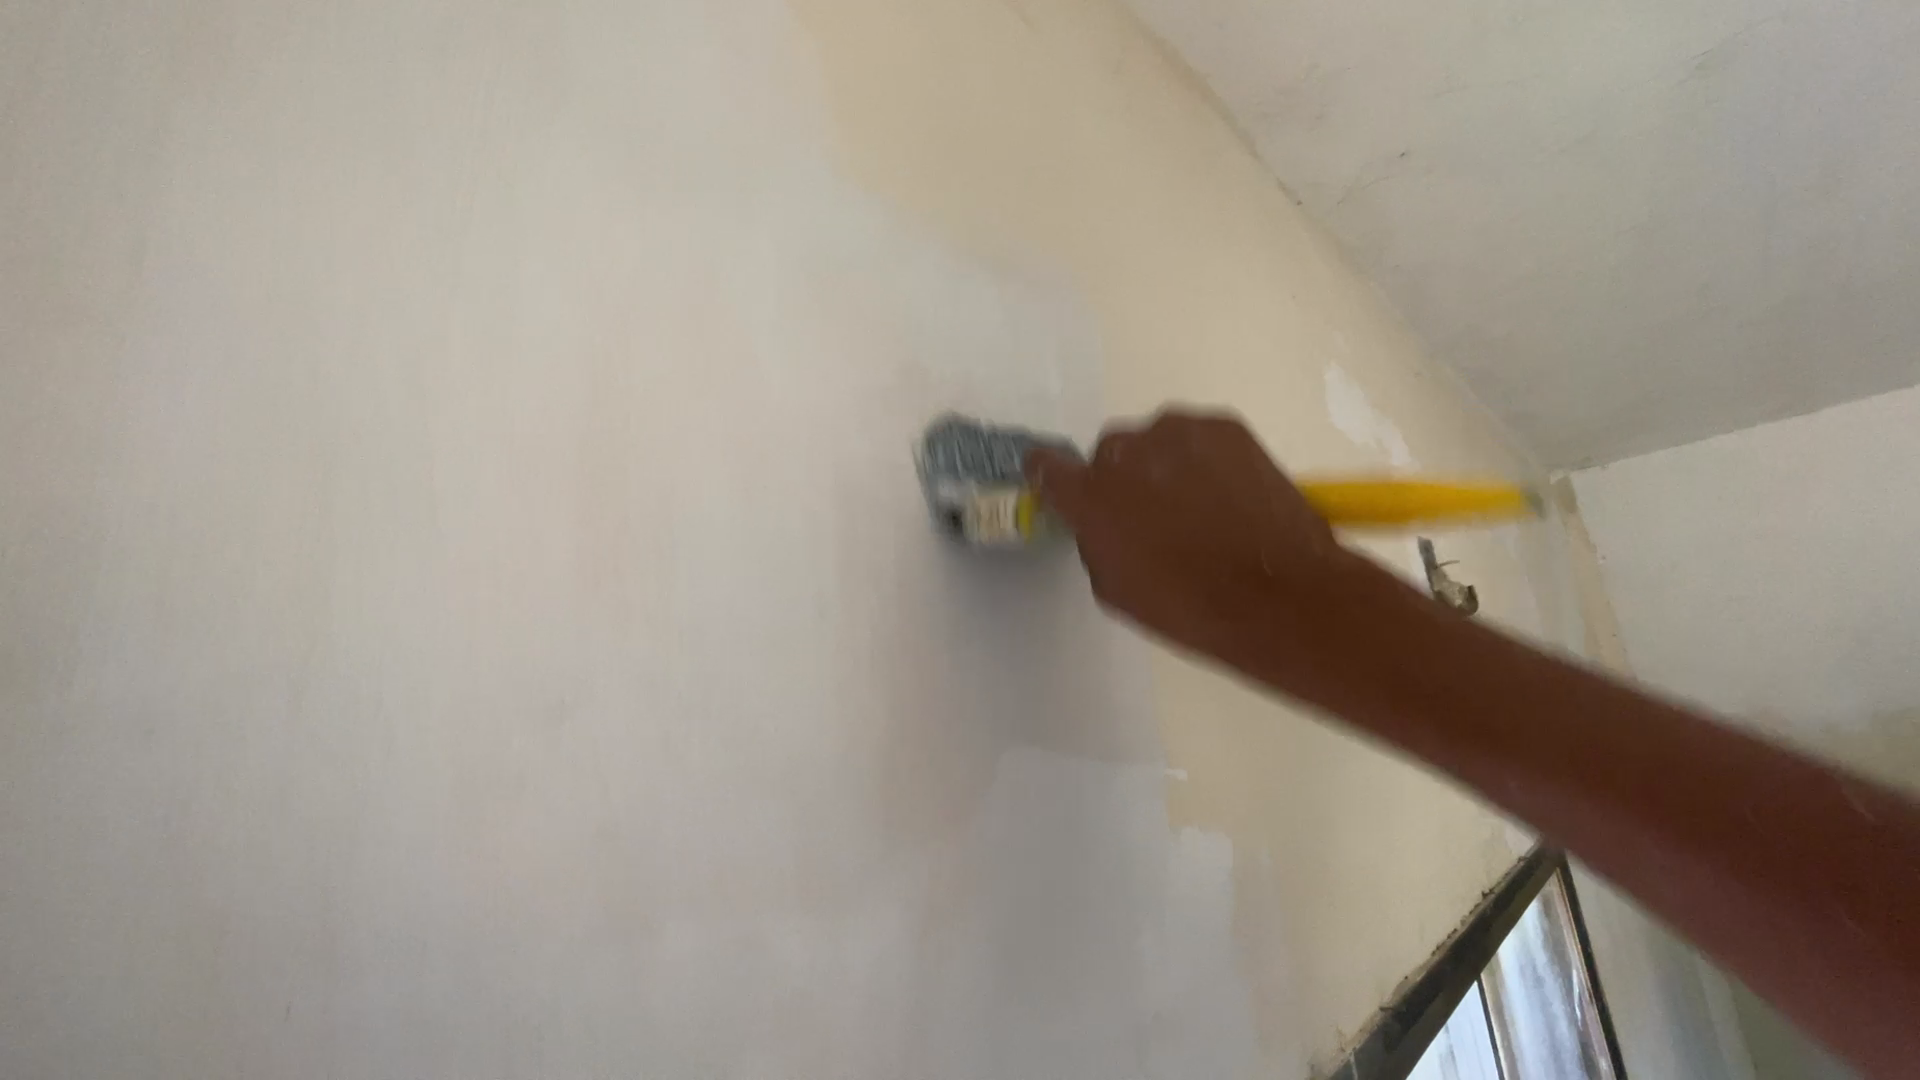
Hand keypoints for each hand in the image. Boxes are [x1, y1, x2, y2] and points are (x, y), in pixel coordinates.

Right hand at [1025, 409, 1368, 676]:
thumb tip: (1103, 524)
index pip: (1045, 466)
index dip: (1052, 480)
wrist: (1282, 594)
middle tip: (1153, 519)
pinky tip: (1227, 497)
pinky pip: (1195, 440)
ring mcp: (1178, 431)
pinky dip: (1202, 461)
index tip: (1065, 494)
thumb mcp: (1116, 589)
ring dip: (1163, 467)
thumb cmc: (1188, 605)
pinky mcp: (1225, 426)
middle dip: (1122, 481)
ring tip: (1199, 509)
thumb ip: (1096, 542)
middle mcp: (1126, 450)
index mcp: (1090, 495)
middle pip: (1108, 455)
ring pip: (1154, 443)